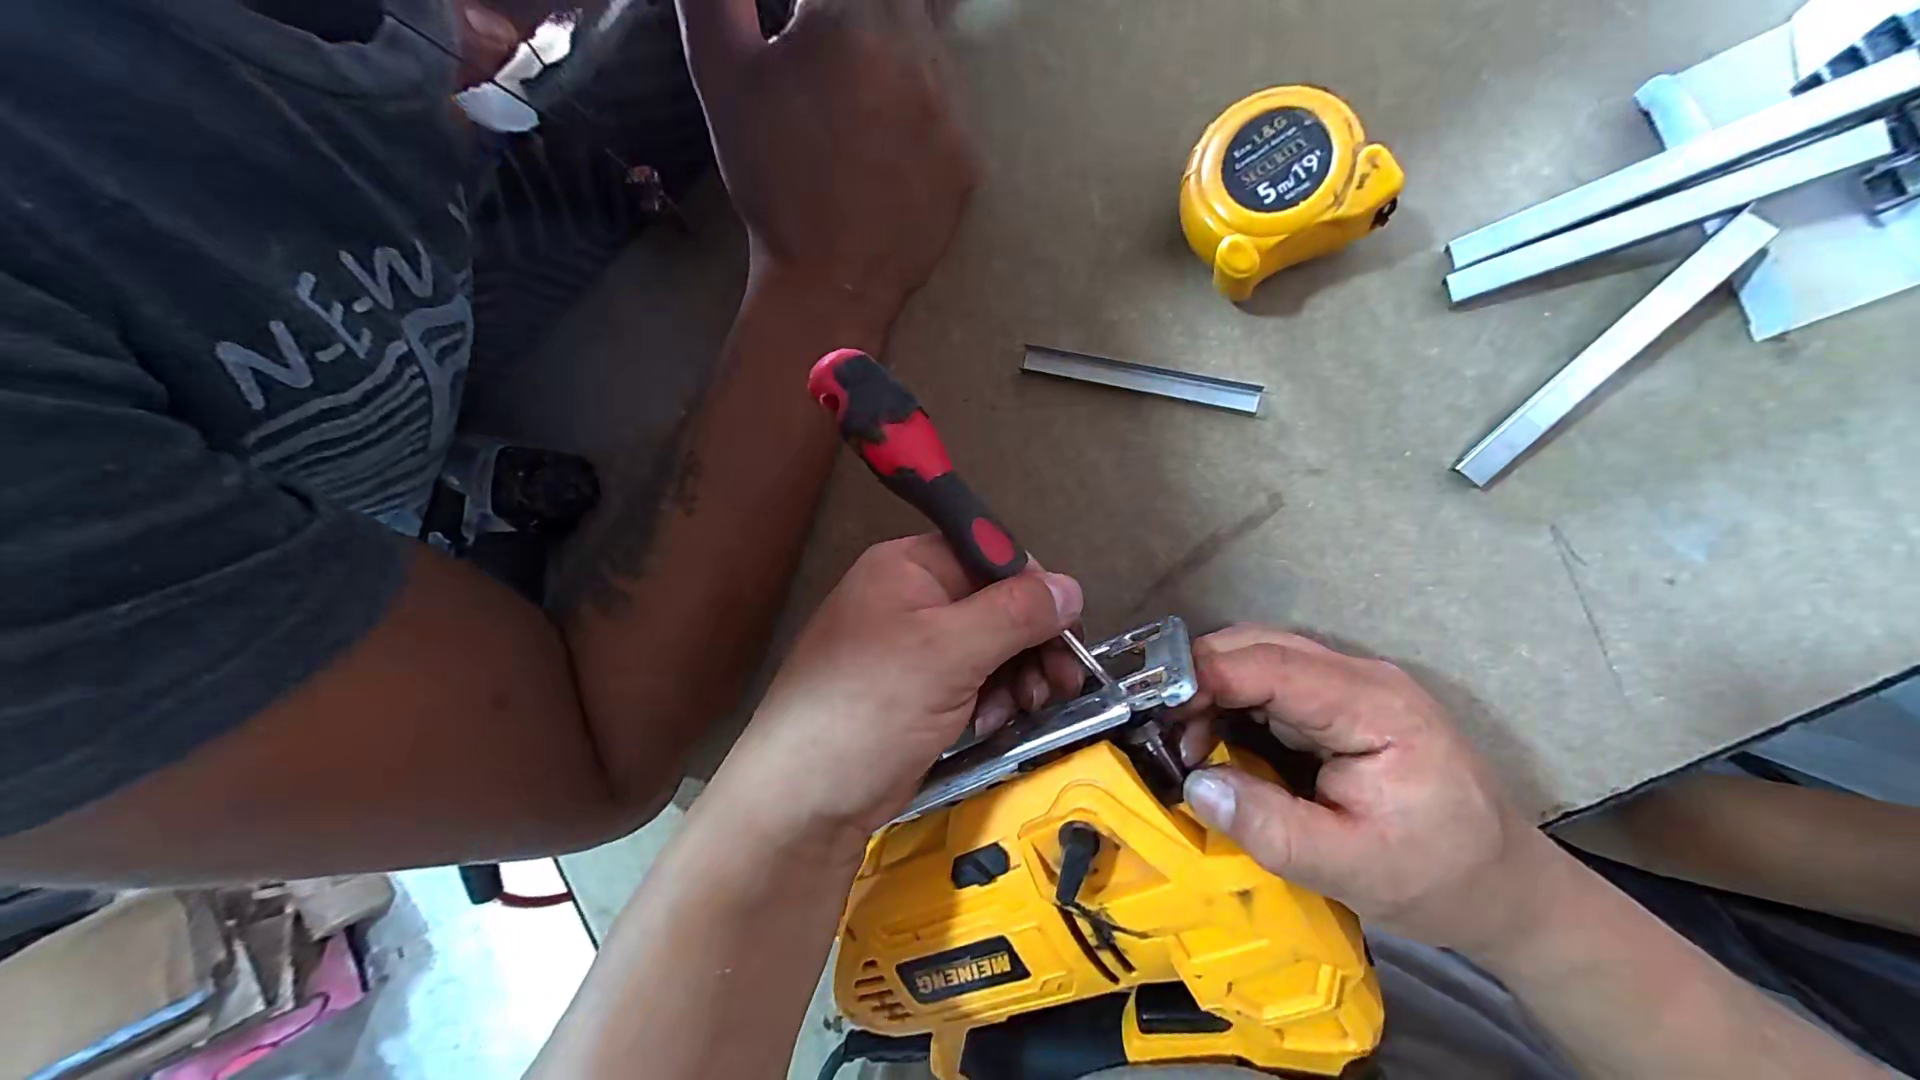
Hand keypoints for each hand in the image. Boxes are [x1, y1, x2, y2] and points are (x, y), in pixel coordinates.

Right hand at [678, 0, 976, 328]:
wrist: (829, 283)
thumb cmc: (771, 184)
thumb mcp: (721, 76)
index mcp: (851, 17)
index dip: (819, 16)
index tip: (807, 38)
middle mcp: (915, 51)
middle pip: (894, 4)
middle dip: (857, 22)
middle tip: (832, 72)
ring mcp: (952, 109)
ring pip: (929, 46)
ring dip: (895, 57)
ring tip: (861, 111)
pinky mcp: (969, 157)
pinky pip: (950, 108)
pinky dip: (922, 111)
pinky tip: (890, 148)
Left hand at [715, 536, 1082, 835]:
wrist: (806, 800)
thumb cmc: (872, 707)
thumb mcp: (948, 651)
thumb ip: (1015, 613)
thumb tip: (1073, 587)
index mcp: (908, 566)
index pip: (990, 557)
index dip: (1033, 590)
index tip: (1066, 632)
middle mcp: (912, 597)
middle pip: (996, 605)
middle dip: (1031, 644)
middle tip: (1061, 681)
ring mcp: (914, 647)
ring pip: (991, 646)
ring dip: (1016, 676)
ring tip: (1024, 707)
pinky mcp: (919, 691)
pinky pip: (973, 679)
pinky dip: (991, 699)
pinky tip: (988, 723)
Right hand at [1176, 626, 1564, 953]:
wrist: (1509, 889)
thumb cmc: (1441, 878)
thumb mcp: (1353, 868)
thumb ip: (1270, 828)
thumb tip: (1194, 784)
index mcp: (1372, 705)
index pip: (1270, 664)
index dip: (1204, 675)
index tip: (1153, 708)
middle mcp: (1359, 677)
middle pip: (1257, 647)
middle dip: (1198, 679)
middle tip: (1162, 730)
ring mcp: (1350, 685)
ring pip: (1256, 658)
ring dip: (1210, 690)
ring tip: (1185, 741)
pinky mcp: (1338, 702)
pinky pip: (1268, 683)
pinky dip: (1229, 703)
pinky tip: (1214, 738)